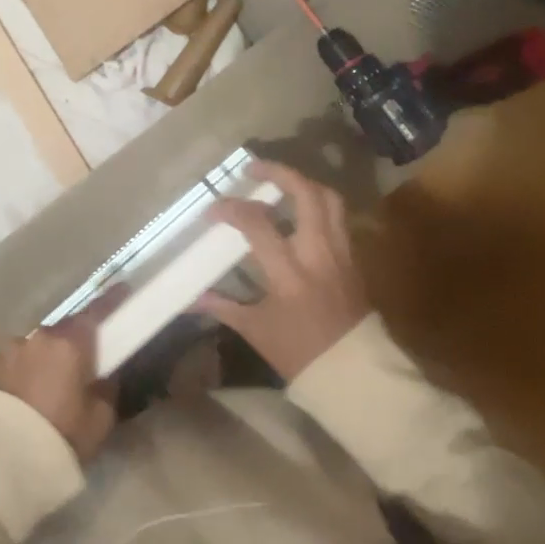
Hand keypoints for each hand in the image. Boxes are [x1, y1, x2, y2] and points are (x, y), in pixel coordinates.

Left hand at [0, 290, 124, 462]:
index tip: (124, 289)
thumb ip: (108, 388)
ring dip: (57, 349)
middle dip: (82, 333)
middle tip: (93, 348)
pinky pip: (29, 356)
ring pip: (46, 341)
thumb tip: (106, 373)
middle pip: (69, 326)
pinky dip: (39, 362)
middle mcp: (44, 336)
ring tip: (64, 370)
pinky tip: (42, 380)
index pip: (97, 311)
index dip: (112, 299)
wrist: (7, 456)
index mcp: (72, 342)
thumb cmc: (62, 433)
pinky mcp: (1, 366)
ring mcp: (19, 348)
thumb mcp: (100, 418)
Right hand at [197, 161, 370, 380]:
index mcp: (289, 272)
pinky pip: (337, 218)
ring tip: (281, 182)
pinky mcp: (353, 258)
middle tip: (254, 169)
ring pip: (329, 199)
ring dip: (303, 183)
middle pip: (305, 194)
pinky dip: (318, 206)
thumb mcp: (256, 330)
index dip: (231, 209)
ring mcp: (340, 252)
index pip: (257, 223)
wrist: (353, 374)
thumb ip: (223, 306)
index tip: (213, 211)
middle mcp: (317, 252)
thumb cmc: (300, 353)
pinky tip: (300, 212)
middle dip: (278, 173)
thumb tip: (191, 298)